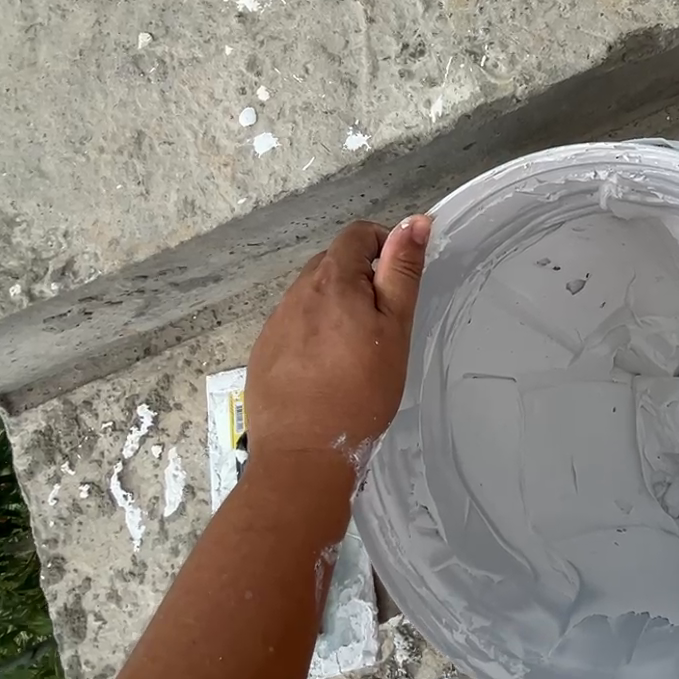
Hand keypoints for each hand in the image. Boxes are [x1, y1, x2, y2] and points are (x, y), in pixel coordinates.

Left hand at [243, 216, 431, 476]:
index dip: (384, 245)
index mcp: (332, 281)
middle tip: (383, 320)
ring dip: (337, 304)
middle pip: (333, 262)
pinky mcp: (263, 352)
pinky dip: (315, 330)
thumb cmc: (361, 389)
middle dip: (361, 277)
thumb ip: (402, 270)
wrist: (303, 456)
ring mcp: (275, 323)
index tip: (399, 280)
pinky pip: (294, 323)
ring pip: (313, 293)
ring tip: (357, 347)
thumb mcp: (395, 326)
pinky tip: (328, 367)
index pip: (357, 234)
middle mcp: (296, 293)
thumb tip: (415, 222)